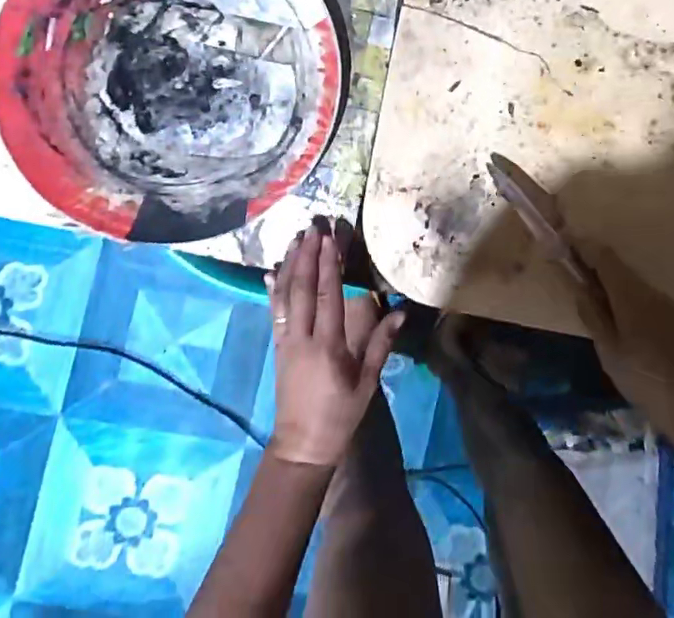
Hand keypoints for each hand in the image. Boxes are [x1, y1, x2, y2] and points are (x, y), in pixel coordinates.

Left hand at [265, 224, 405, 465]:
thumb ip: (381, 345)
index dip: (328, 265)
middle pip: (302, 289)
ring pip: (285, 295)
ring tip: (295, 238)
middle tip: (312, 227)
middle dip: (307, 255)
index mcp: (328, 347)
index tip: (330, 238)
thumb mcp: (367, 383)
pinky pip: (274, 312)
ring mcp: (286, 341)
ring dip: (290, 265)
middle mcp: (303, 338)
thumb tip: (401, 311)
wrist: (303, 445)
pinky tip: (271, 271)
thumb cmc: (340, 415)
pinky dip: (273, 289)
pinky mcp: (278, 346)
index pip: (328, 297)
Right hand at [564, 241, 673, 447]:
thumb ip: (593, 316)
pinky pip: (652, 304)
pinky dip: (634, 305)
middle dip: (598, 269)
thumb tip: (579, 287)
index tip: (565, 241)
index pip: (605, 257)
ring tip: (600, 307)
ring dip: (617, 289)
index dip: (584, 246)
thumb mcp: (609, 353)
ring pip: (637, 288)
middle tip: (576, 276)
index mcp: (632, 297)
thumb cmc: (646, 383)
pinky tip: (629, 329)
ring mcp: (673, 307)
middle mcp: (654, 294)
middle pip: (622, 271)